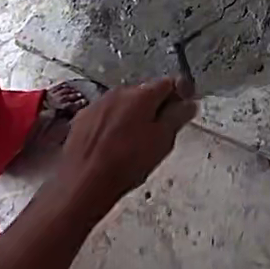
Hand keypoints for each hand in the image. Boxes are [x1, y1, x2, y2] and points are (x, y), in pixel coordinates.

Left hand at [49, 79, 193, 221]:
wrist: (82, 185)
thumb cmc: (126, 163)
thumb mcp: (163, 141)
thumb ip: (178, 116)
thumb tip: (188, 104)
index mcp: (142, 94)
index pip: (169, 82)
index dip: (180, 93)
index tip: (183, 107)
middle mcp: (119, 93)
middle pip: (146, 91)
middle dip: (156, 105)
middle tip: (161, 129)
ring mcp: (98, 105)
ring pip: (124, 103)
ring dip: (134, 114)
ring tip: (136, 140)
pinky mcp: (81, 119)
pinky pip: (105, 114)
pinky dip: (113, 123)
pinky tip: (114, 144)